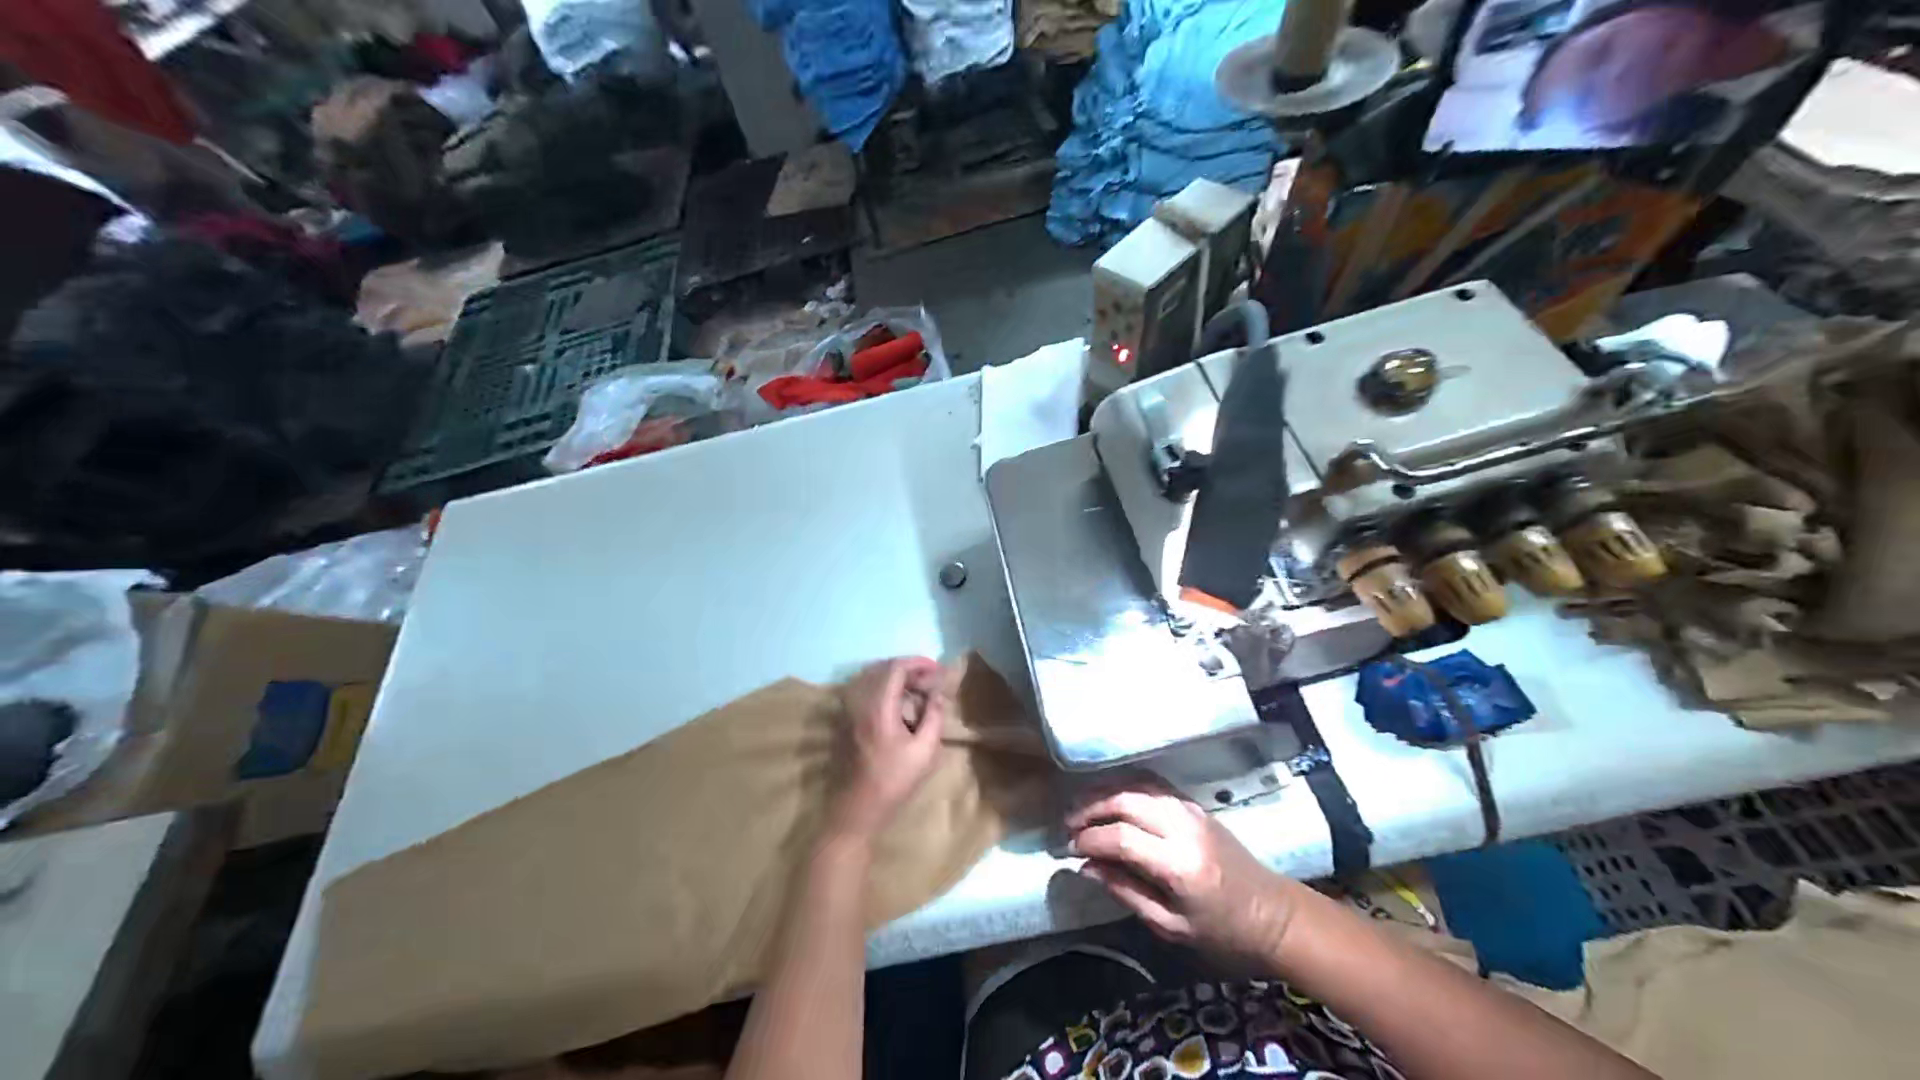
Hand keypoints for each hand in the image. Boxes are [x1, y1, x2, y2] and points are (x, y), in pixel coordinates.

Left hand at [827, 657, 947, 841]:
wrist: (856, 809)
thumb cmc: (893, 782)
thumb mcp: (925, 752)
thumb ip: (933, 716)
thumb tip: (936, 693)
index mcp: (878, 707)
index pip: (896, 667)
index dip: (918, 663)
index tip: (938, 671)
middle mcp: (858, 702)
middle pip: (881, 668)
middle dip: (908, 668)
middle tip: (929, 680)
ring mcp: (847, 711)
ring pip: (870, 677)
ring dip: (893, 676)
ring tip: (916, 689)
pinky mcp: (843, 720)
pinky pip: (862, 690)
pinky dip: (881, 687)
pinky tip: (896, 702)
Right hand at [1068, 783, 1299, 964]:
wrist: (1272, 913)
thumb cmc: (1222, 931)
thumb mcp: (1170, 926)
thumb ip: (1126, 891)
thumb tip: (1087, 867)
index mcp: (1180, 865)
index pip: (1122, 837)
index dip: (1090, 840)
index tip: (1071, 849)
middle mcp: (1184, 827)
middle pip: (1126, 801)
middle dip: (1091, 809)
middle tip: (1069, 825)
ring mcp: (1190, 810)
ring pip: (1137, 785)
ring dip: (1104, 793)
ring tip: (1082, 809)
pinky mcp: (1193, 804)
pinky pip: (1152, 784)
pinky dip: (1125, 786)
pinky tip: (1109, 798)